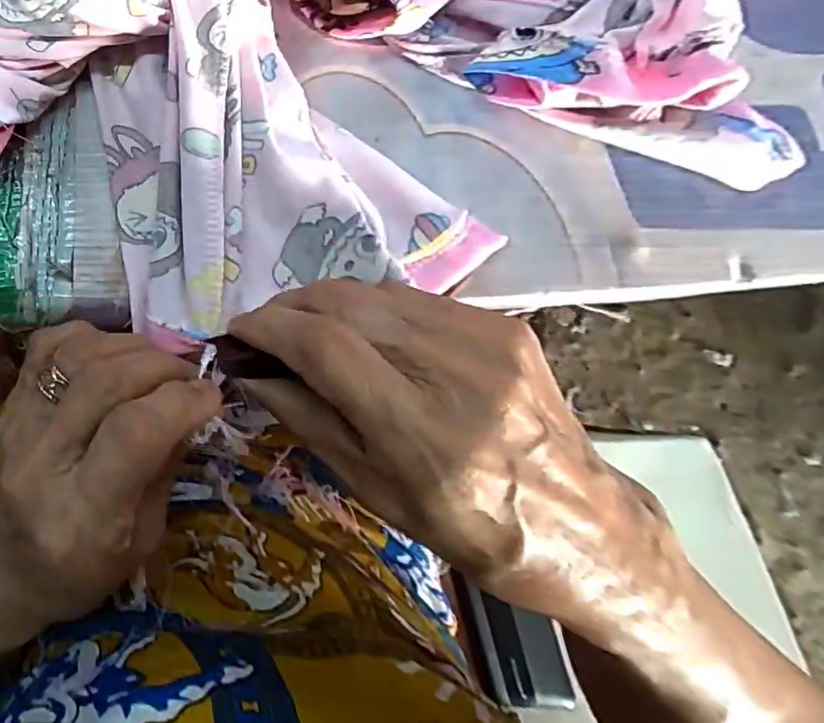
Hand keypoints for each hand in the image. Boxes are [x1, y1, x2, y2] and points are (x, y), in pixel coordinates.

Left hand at [0, 323, 223, 660]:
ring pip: (74, 355)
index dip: (179, 402)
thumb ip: (163, 469)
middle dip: (159, 366)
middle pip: (102, 382)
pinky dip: (86, 336)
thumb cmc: (81, 569)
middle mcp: (44, 460)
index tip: (212, 395)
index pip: (131, 434)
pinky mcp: (8, 401)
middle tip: (189, 375)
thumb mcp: (141, 541)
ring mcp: (18, 423)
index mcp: (84, 514)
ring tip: (156, 361)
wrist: (4, 563)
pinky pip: (45, 345)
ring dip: (127, 345)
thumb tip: (192, 403)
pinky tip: (111, 351)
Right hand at [227, 280, 672, 633]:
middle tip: (264, 327)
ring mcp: (488, 342)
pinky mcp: (505, 326)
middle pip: (344, 304)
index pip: (324, 346)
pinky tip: (360, 331)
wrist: (586, 532)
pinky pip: (409, 297)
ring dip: (322, 302)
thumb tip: (246, 371)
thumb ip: (304, 417)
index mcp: (422, 432)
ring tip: (303, 326)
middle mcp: (458, 373)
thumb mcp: (371, 488)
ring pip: (372, 291)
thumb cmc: (465, 526)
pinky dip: (367, 307)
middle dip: (287, 307)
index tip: (237, 331)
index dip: (268, 327)